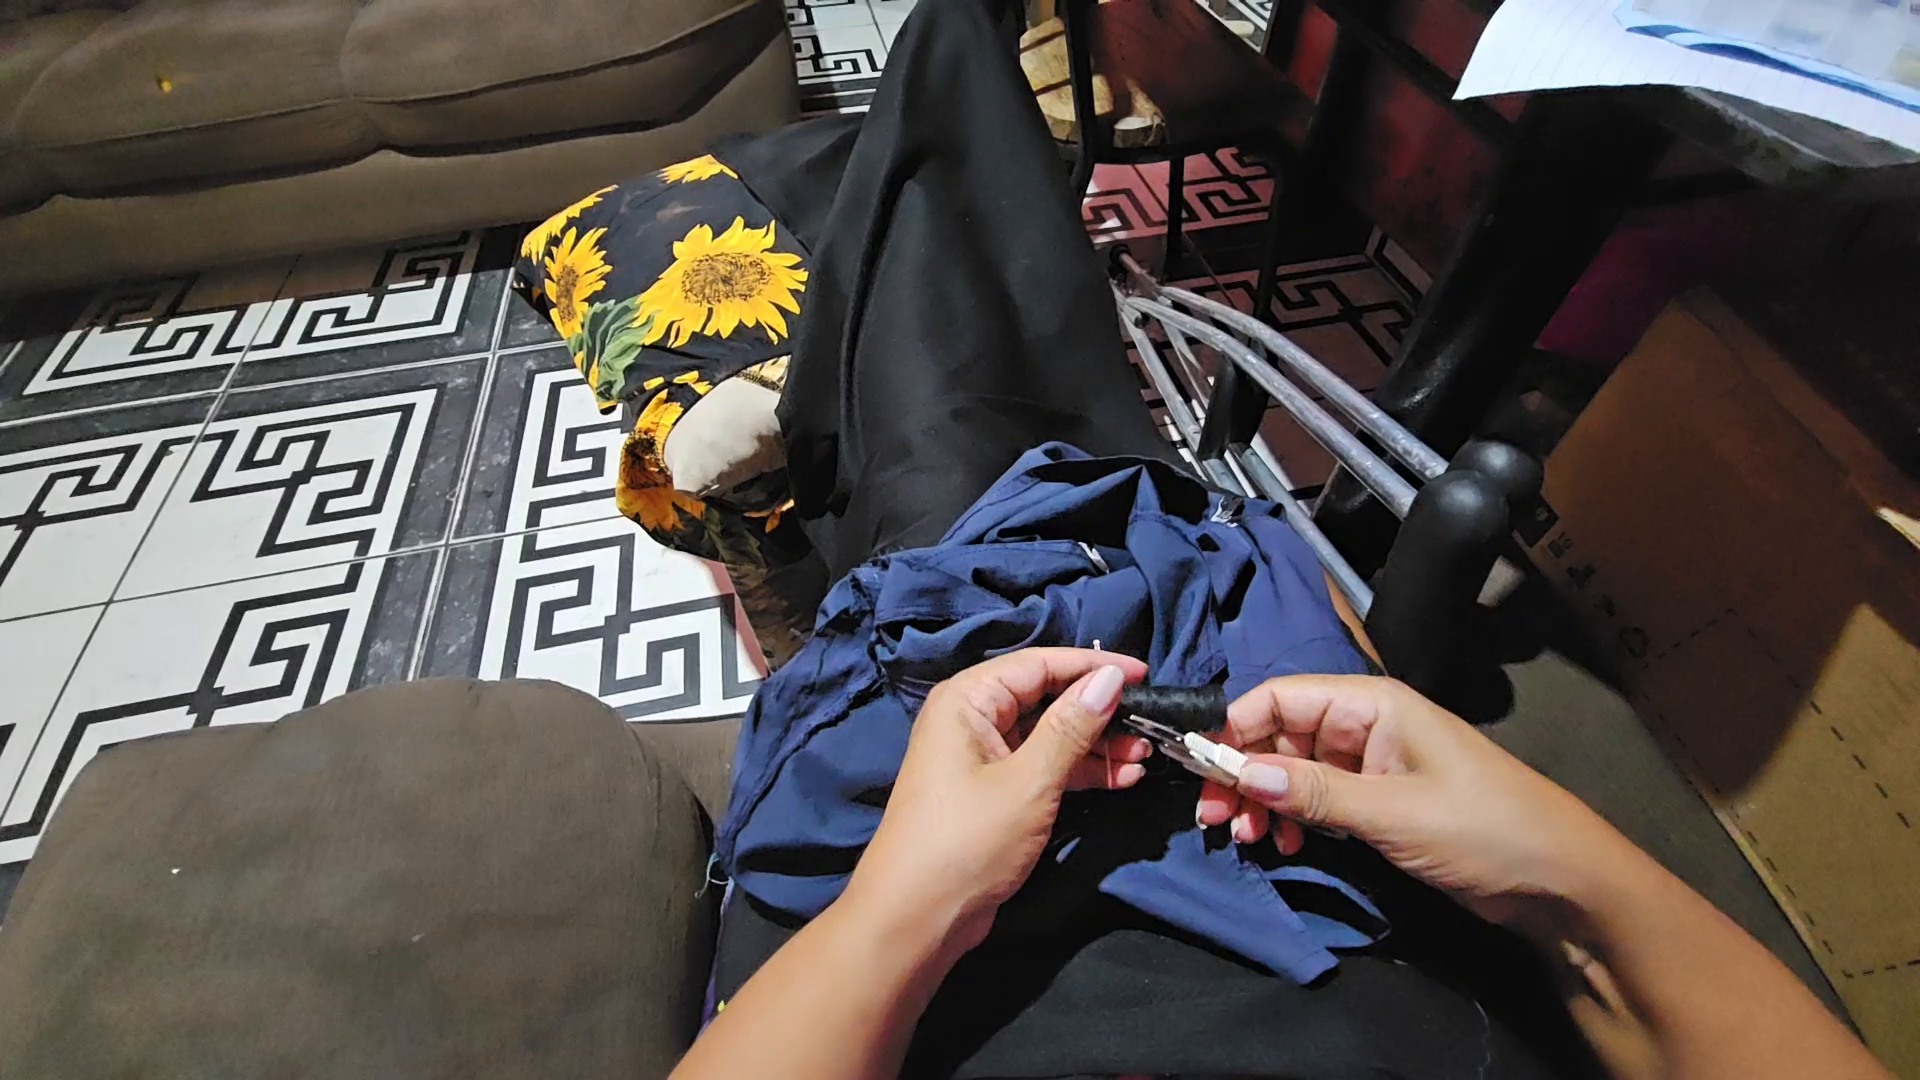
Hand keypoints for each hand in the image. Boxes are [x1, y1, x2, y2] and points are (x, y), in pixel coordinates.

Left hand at [842, 648, 1151, 955]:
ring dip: (1096, 744)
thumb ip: (1071, 727)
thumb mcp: (1028, 782)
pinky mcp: (996, 789)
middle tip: (1149, 723)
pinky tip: (1121, 778)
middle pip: (1046, 696)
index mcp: (969, 698)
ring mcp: (984, 754)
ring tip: (1144, 757)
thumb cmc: (968, 840)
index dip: (1092, 666)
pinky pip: (1044, 764)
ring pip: (1050, 733)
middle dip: (1098, 710)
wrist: (915, 919)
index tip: (1143, 673)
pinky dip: (1079, 770)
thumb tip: (1109, 678)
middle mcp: (974, 716)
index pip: (1039, 664)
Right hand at [1196, 675, 1636, 919]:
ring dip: (1262, 799)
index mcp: (1368, 703)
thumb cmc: (1484, 829)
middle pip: (1276, 735)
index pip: (1279, 699)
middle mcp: (1360, 724)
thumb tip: (1236, 773)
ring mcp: (1365, 763)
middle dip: (1242, 773)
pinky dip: (1291, 817)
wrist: (1568, 889)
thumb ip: (1312, 791)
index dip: (1234, 727)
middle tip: (1214, 816)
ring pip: (1289, 769)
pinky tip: (1285, 843)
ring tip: (1247, 836)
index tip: (1200, 766)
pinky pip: (1312, 797)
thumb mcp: (1393, 812)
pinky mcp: (1371, 798)